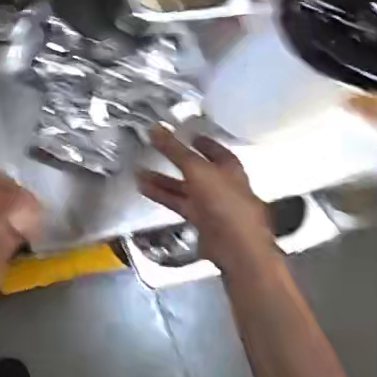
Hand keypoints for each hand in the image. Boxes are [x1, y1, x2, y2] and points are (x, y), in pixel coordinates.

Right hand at [137, 126, 273, 265]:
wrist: (237, 247)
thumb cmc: (226, 203)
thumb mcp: (196, 169)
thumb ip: (174, 149)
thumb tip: (157, 129)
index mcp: (229, 167)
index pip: (212, 148)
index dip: (197, 140)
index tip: (182, 133)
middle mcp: (221, 184)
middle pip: (194, 167)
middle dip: (174, 159)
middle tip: (155, 149)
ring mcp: (211, 203)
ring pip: (183, 187)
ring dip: (162, 179)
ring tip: (140, 170)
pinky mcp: (201, 220)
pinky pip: (177, 203)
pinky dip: (161, 195)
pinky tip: (144, 188)